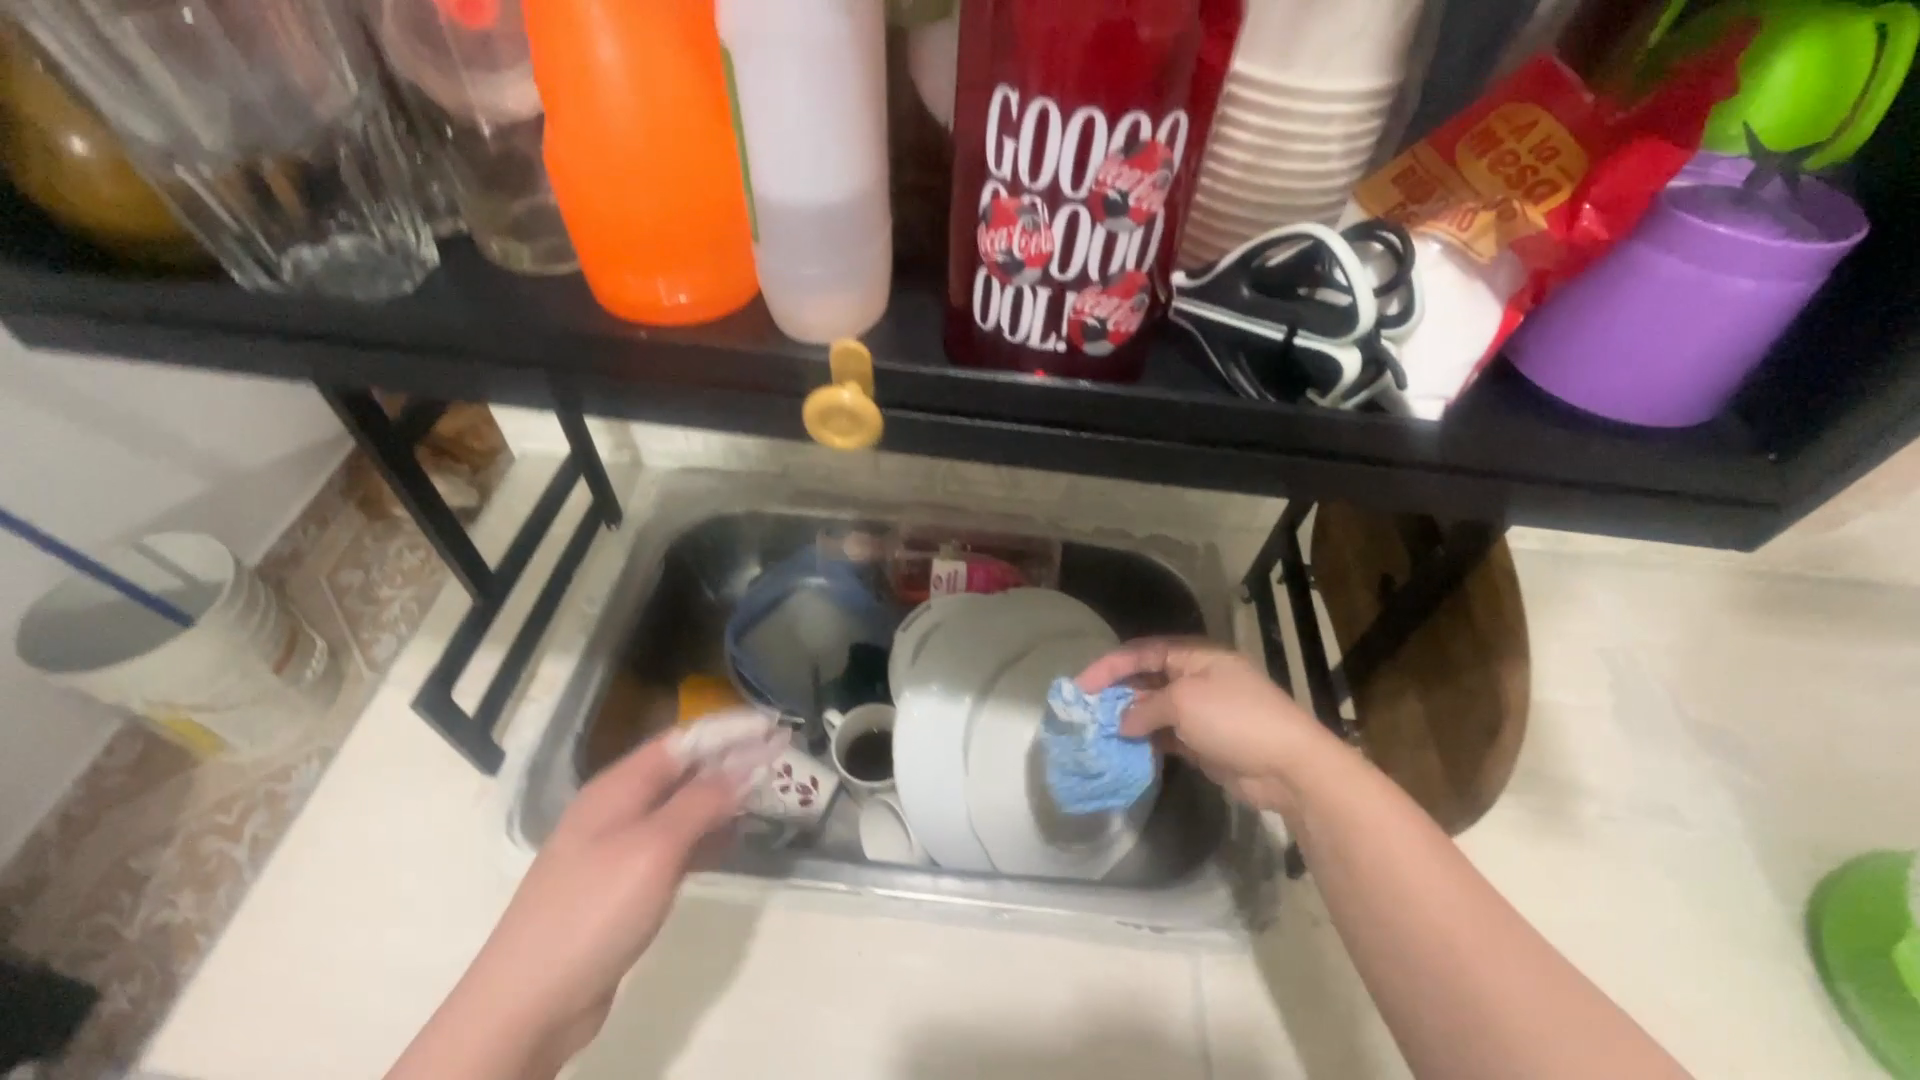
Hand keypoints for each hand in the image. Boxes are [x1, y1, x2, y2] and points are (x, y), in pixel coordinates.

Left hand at [446, 713, 787, 1067]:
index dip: (728, 730)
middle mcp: (615, 809)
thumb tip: (747, 763)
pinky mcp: (621, 887)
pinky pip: (672, 846)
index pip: (681, 741)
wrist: (530, 1001)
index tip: (774, 727)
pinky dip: (704, 839)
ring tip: (766, 799)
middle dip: (729, 762)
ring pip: (679, 809)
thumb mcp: (654, 848)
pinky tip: (730, 845)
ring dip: (720, 800)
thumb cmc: (594, 911)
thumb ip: (702, 801)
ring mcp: (615, 849)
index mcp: (617, 788)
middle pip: (681, 771)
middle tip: (780, 762)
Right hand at [1077, 640, 1337, 817]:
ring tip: (1097, 733)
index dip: (1109, 666)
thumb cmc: (1235, 719)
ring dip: (1128, 720)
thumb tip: (1121, 722)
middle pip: (1146, 679)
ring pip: (1153, 710)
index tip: (1080, 686)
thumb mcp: (1184, 703)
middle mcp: (1195, 678)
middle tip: (1084, 712)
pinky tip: (1124, 750)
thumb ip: (1145, 708)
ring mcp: (1200, 711)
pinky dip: (1144, 742)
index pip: (1142, 652)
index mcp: (1195, 656)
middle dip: (1115, 693)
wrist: (1288, 765)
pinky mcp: (1203, 742)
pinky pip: (1165, 736)